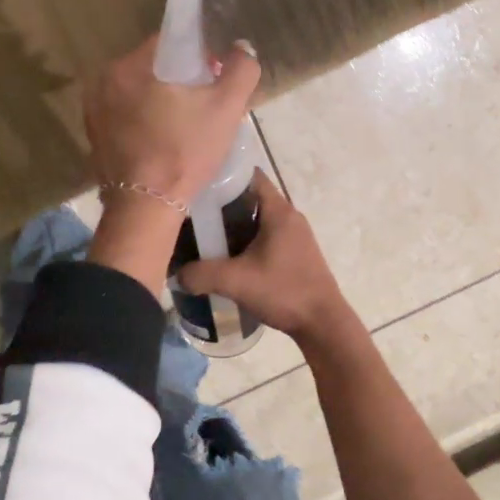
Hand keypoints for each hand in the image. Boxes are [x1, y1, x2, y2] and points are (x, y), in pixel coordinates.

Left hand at [83, 33, 259, 293]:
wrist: (145, 208)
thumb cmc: (185, 152)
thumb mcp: (226, 108)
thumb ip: (240, 70)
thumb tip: (241, 49)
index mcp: (128, 66)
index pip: (168, 44)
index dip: (197, 58)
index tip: (213, 82)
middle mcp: (102, 83)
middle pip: (151, 70)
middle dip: (177, 83)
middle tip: (202, 109)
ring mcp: (93, 113)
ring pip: (137, 96)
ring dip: (159, 104)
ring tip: (184, 129)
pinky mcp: (94, 140)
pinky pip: (125, 120)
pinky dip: (143, 125)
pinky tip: (163, 145)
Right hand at [176, 170, 356, 341]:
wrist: (321, 323)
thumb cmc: (283, 292)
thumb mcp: (235, 281)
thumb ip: (200, 274)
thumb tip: (177, 274)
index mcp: (278, 211)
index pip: (249, 176)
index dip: (223, 176)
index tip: (197, 186)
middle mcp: (289, 217)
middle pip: (249, 199)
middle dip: (221, 206)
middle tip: (193, 216)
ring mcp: (294, 236)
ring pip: (256, 221)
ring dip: (232, 228)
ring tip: (204, 239)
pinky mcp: (295, 254)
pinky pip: (264, 237)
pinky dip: (245, 243)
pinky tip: (227, 260)